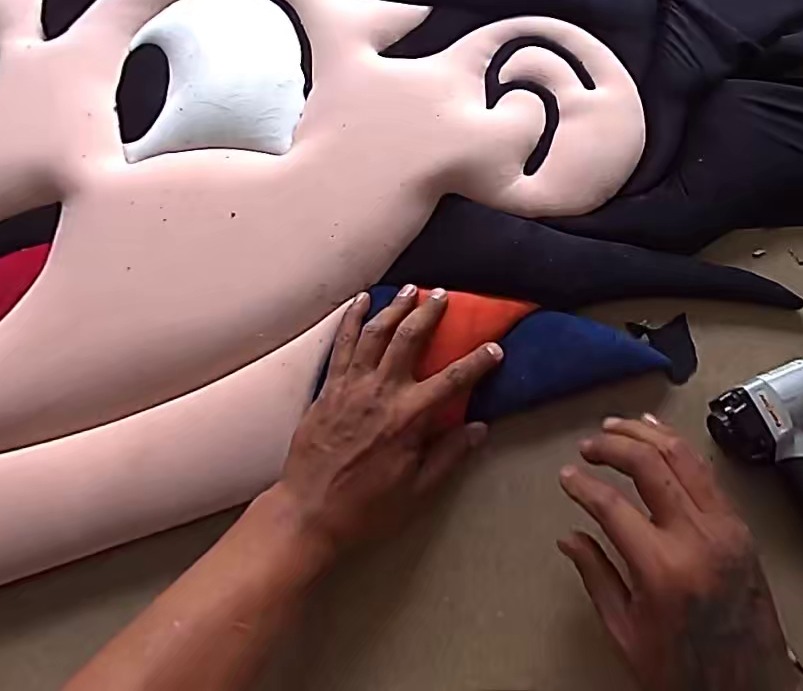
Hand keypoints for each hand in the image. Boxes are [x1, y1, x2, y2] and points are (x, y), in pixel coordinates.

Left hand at [267, 285, 502, 561]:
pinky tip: (361, 301)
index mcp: (407, 418)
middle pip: (409, 339)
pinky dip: (352, 319)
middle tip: (442, 295)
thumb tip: (480, 428)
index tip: (495, 348)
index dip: (477, 362)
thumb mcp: (417, 491)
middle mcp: (381, 391)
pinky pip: (342, 344)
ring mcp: (351, 385)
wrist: (308, 513)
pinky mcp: (329, 386)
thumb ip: (449, 455)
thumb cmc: (366, 507)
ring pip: (376, 333)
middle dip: (429, 313)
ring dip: (395, 307)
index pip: (452, 381)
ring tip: (410, 289)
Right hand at [558, 415, 797, 690]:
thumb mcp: (627, 634)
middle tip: (589, 446)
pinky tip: (657, 437)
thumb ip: (595, 576)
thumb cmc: (689, 672)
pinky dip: (677, 446)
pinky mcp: (739, 526)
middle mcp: (697, 540)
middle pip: (649, 465)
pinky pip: (704, 471)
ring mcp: (724, 528)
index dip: (582, 485)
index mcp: (664, 571)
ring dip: (644, 434)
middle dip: (612, 446)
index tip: (567, 477)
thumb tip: (569, 537)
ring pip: (681, 455)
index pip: (611, 506)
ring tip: (617, 428)